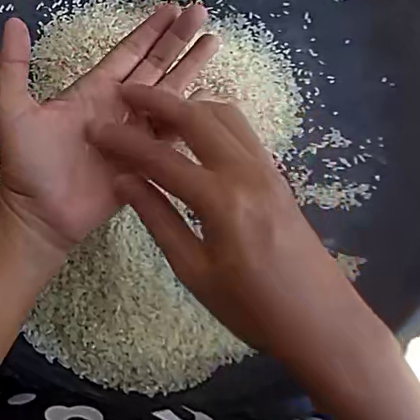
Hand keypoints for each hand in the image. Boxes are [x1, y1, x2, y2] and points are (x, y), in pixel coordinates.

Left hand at [0, 2, 218, 256]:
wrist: (40, 214)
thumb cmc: (27, 162)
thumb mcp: (14, 109)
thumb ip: (15, 65)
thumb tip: (13, 21)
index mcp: (94, 90)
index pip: (129, 52)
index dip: (150, 30)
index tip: (172, 7)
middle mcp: (119, 106)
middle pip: (155, 65)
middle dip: (178, 39)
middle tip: (201, 12)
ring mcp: (136, 133)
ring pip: (170, 93)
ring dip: (190, 67)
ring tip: (213, 41)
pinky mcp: (147, 160)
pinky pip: (174, 134)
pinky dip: (193, 116)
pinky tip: (213, 99)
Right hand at [91, 85, 382, 374]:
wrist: (325, 324)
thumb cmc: (254, 309)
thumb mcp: (195, 272)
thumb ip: (158, 219)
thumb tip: (122, 180)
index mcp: (222, 202)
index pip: (160, 159)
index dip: (123, 142)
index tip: (95, 130)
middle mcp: (247, 173)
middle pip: (196, 117)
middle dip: (158, 101)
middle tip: (125, 95)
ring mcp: (267, 169)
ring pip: (224, 115)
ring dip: (189, 105)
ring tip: (158, 112)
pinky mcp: (277, 174)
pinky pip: (242, 130)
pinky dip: (212, 119)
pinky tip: (195, 134)